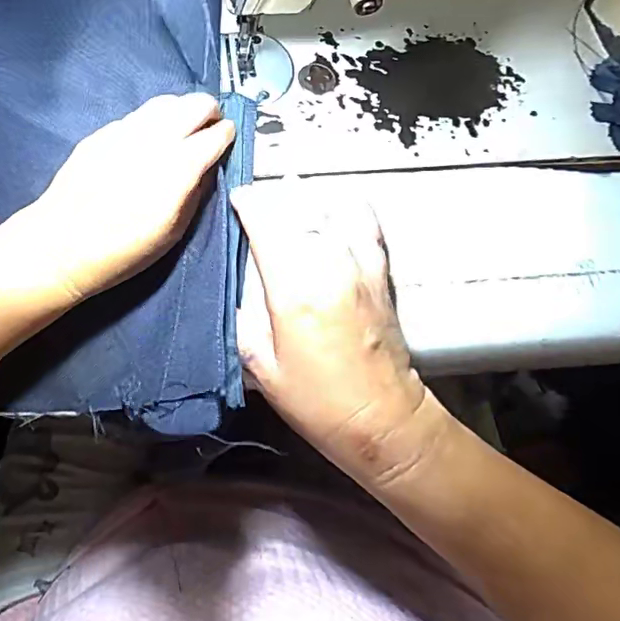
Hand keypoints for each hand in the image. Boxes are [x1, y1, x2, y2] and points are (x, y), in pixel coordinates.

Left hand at [15, 92, 236, 303]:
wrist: (60, 247)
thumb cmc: (120, 251)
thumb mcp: (173, 233)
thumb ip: (196, 194)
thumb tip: (207, 169)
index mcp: (177, 169)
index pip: (216, 134)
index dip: (227, 134)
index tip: (227, 137)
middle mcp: (153, 142)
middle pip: (195, 104)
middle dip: (210, 111)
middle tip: (210, 126)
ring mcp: (124, 132)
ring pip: (165, 102)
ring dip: (181, 110)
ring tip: (182, 128)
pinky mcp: (101, 134)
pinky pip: (136, 116)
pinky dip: (151, 121)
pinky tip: (147, 141)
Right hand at [231, 179, 446, 485]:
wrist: (382, 420)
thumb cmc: (319, 401)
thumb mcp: (258, 363)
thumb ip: (244, 312)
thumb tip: (239, 277)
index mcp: (295, 291)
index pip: (267, 223)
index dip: (248, 204)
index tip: (237, 200)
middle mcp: (329, 268)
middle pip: (296, 209)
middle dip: (272, 201)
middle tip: (256, 207)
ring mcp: (360, 265)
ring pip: (328, 209)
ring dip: (304, 202)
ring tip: (287, 206)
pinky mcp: (380, 271)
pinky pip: (363, 221)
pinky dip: (343, 209)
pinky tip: (329, 212)